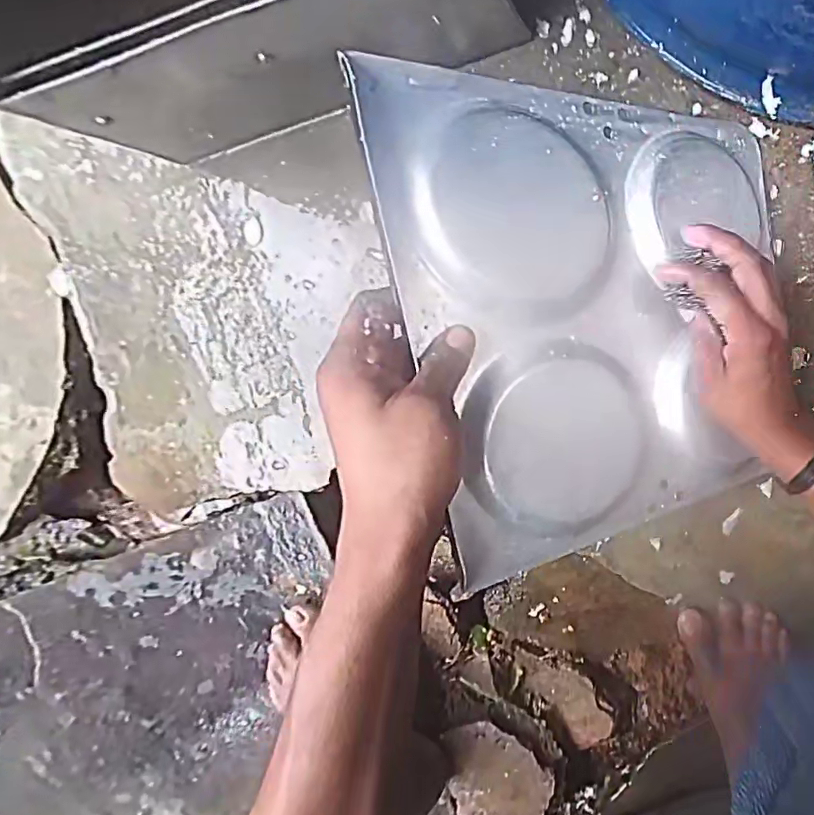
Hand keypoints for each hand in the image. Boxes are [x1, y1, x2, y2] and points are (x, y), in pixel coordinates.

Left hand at [316, 288, 475, 553]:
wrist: (395, 523)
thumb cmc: (402, 467)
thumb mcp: (428, 406)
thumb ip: (443, 364)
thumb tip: (456, 334)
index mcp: (346, 368)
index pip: (367, 310)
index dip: (401, 297)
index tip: (438, 291)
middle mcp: (350, 382)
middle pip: (384, 336)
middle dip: (422, 328)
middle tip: (463, 321)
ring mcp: (369, 405)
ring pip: (401, 364)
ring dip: (430, 358)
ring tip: (467, 352)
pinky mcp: (388, 425)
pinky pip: (410, 390)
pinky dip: (432, 383)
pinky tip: (458, 385)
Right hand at [656, 225, 813, 478]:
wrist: (779, 425)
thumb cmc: (743, 411)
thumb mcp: (711, 381)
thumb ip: (704, 341)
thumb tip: (697, 312)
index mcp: (749, 333)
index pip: (717, 287)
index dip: (688, 273)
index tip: (666, 270)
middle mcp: (769, 318)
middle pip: (749, 263)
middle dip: (720, 240)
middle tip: (691, 232)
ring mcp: (779, 319)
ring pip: (762, 268)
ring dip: (736, 248)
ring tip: (707, 240)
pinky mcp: (780, 323)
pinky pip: (765, 282)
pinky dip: (746, 265)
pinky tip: (728, 264)